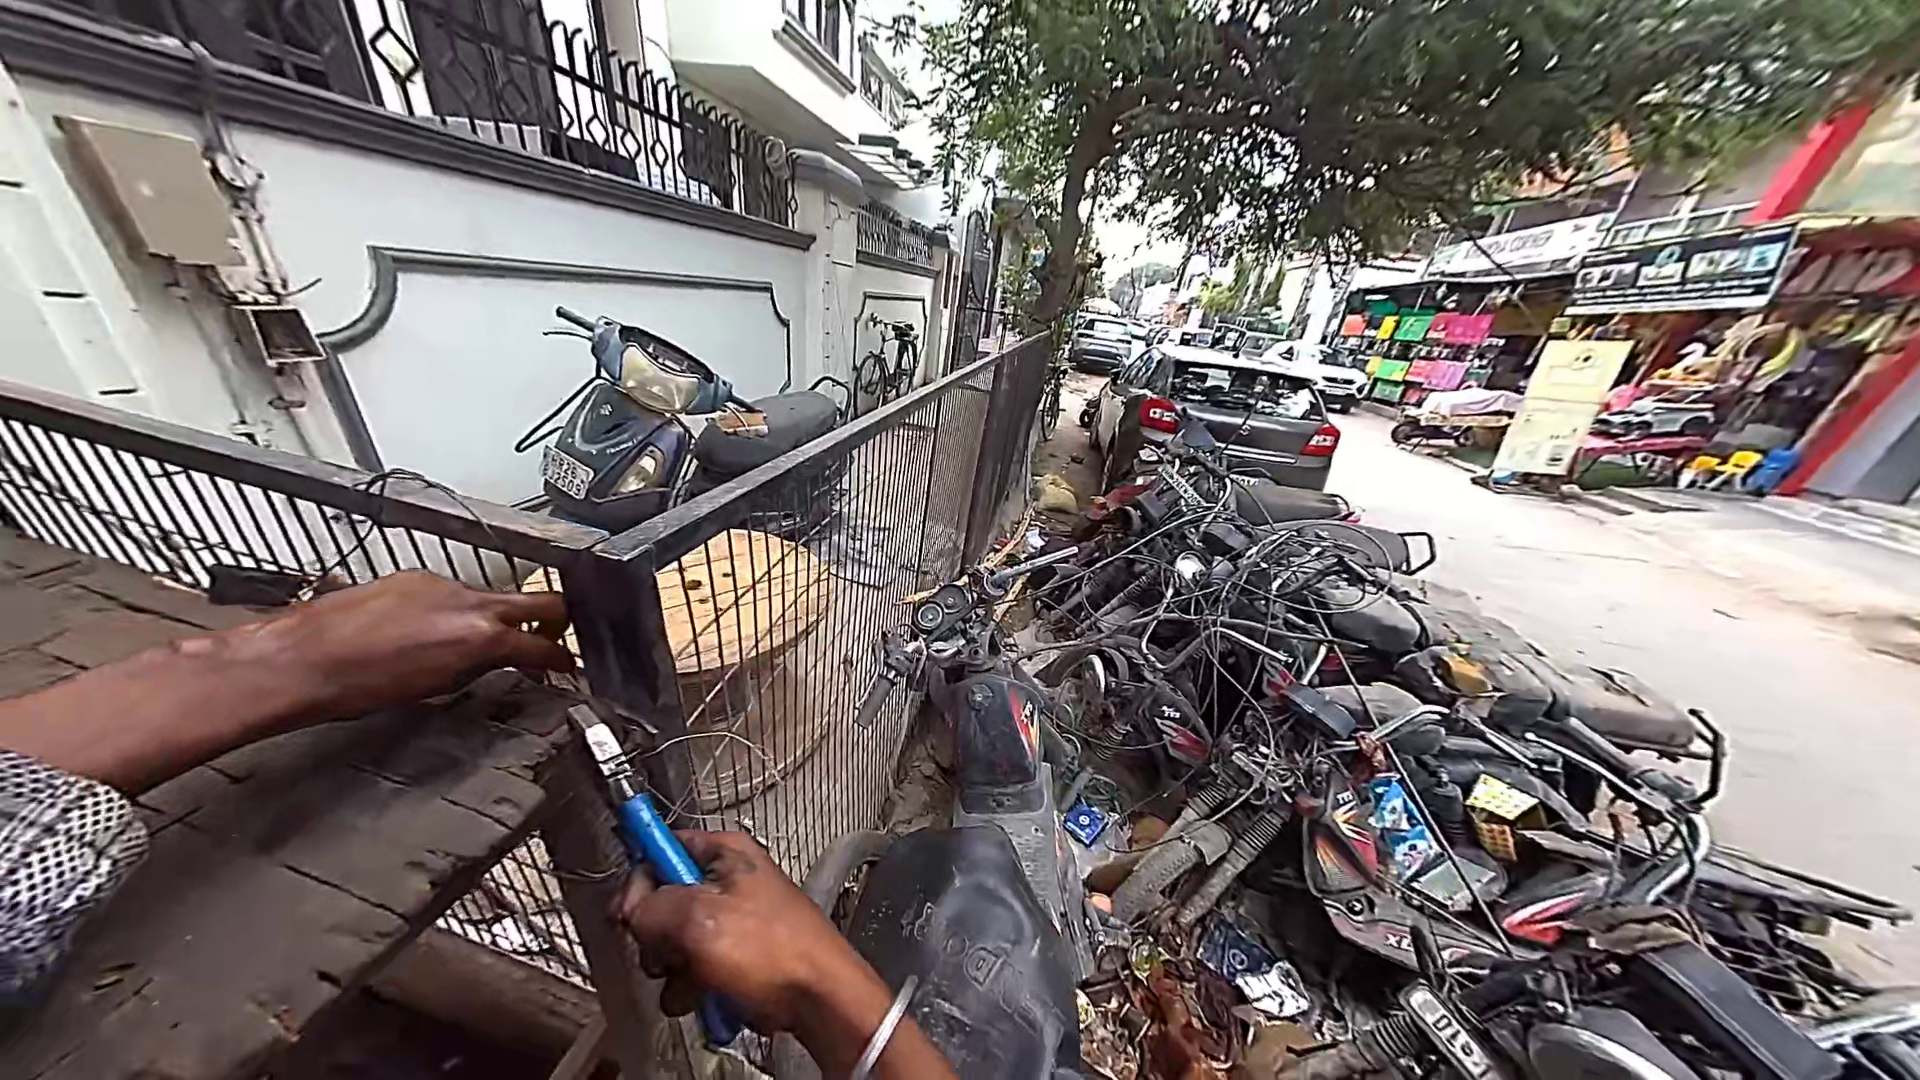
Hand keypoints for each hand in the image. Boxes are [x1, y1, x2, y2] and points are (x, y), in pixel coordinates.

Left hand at [226, 571, 572, 724]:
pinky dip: (457, 609)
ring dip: (498, 616)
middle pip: (544, 600)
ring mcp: (444, 584)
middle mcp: (472, 602)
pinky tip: (431, 628)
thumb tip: (503, 660)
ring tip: (473, 641)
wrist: (292, 662)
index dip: (560, 658)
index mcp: (483, 635)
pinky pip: (454, 591)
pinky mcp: (416, 577)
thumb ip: (483, 664)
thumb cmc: (353, 686)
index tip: (563, 663)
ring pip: (495, 596)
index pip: (544, 644)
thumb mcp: (438, 686)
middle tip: (549, 638)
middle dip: (555, 621)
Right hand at [612, 830, 875, 1033]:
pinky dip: (690, 986)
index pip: (662, 848)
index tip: (625, 913)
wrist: (813, 993)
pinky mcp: (730, 952)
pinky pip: (688, 968)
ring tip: (697, 976)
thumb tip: (632, 906)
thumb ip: (654, 906)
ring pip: (670, 942)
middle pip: (661, 900)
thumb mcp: (700, 918)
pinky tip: (707, 994)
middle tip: (673, 950)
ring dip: (673, 968)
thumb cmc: (769, 947)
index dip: (638, 881)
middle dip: (657, 935)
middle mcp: (726, 877)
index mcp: (724, 851)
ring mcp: (729, 916)